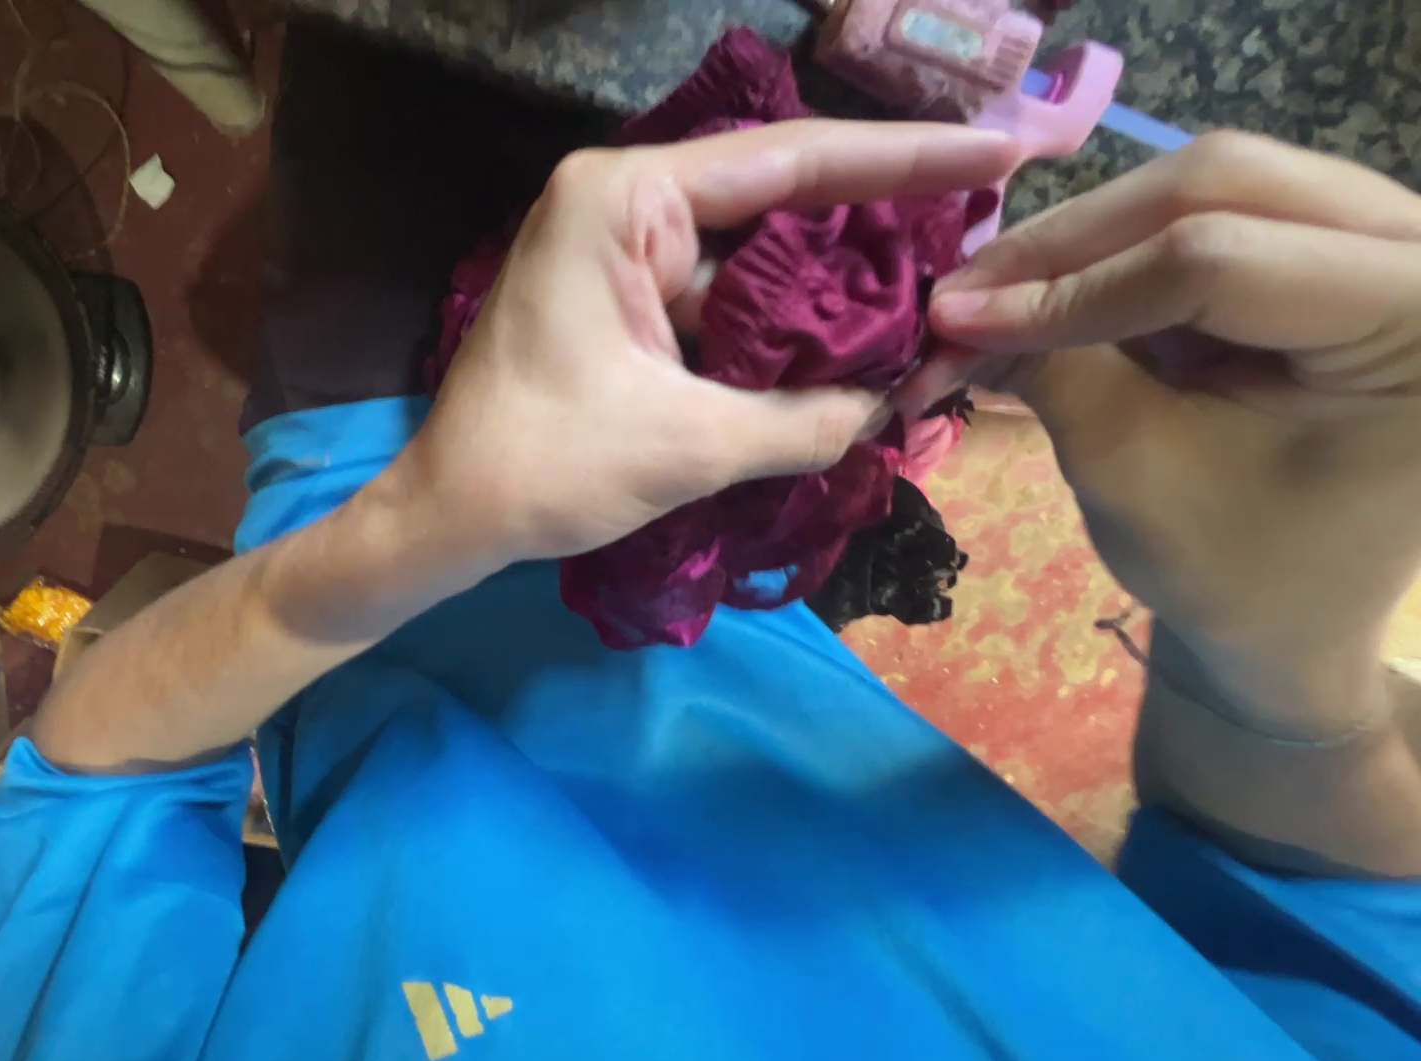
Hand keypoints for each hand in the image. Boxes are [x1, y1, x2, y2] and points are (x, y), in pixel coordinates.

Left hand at [384, 121, 1019, 567]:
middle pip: (770, 212)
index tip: (1003, 153)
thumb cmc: (548, 466)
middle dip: (864, 248)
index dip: (905, 160)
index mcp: (624, 201)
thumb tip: (887, 408)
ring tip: (916, 328)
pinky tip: (827, 367)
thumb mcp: (690, 443)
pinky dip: (761, 343)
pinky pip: (706, 313)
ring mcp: (609, 261)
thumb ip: (805, 420)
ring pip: (742, 273)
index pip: (789, 161)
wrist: (450, 515)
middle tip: (968, 265)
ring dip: (814, 310)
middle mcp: (616, 209)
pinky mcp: (607, 311)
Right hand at [923, 131, 1420, 736]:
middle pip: (1220, 184)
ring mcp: (1381, 242)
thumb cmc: (1230, 564)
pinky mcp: (1318, 257)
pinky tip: (1032, 305)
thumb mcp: (1128, 470)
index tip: (947, 326)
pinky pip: (1195, 222)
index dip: (1066, 289)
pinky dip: (1096, 263)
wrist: (1287, 604)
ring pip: (1204, 187)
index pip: (1220, 259)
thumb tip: (946, 317)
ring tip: (984, 304)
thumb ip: (1050, 373)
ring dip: (1073, 246)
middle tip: (959, 299)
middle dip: (1064, 243)